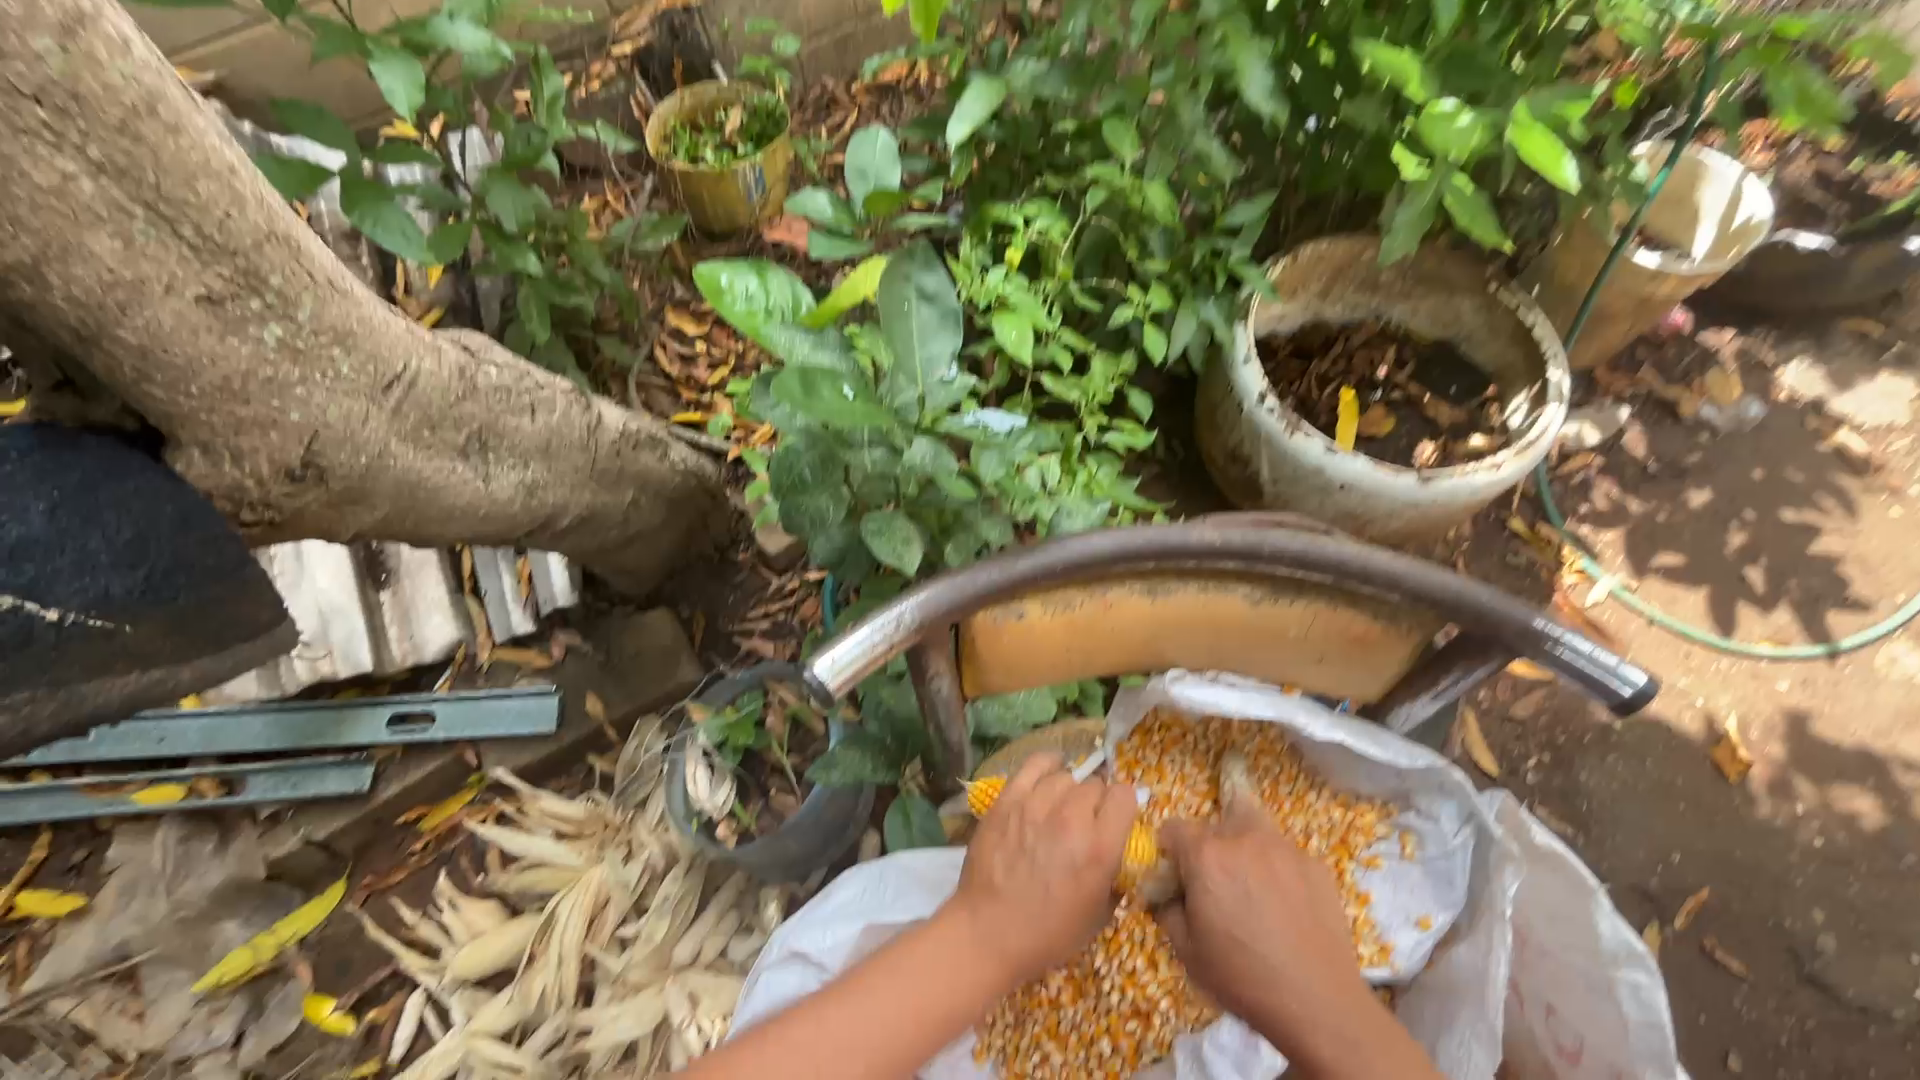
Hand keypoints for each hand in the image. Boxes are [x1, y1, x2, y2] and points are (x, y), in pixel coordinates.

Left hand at [947, 753, 1137, 984]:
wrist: (989, 932)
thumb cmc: (1049, 933)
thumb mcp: (1099, 912)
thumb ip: (1114, 872)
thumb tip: (1117, 847)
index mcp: (1099, 847)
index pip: (1125, 796)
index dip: (1123, 805)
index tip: (1116, 817)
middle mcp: (1070, 818)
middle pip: (1095, 784)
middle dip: (1096, 800)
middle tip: (1086, 820)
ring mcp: (1035, 805)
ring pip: (1065, 775)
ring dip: (1070, 789)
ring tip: (1063, 804)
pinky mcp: (1007, 800)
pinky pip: (1033, 765)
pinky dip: (1046, 764)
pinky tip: (1049, 772)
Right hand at [1155, 768, 1373, 1053]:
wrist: (1319, 1003)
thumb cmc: (1242, 977)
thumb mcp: (1186, 950)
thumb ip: (1166, 908)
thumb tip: (1165, 893)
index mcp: (1206, 855)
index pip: (1172, 828)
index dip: (1169, 852)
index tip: (1176, 878)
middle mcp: (1244, 837)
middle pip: (1215, 822)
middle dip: (1208, 846)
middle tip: (1215, 885)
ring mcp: (1285, 848)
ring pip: (1253, 830)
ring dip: (1244, 849)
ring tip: (1252, 890)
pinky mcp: (1316, 864)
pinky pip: (1285, 855)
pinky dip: (1277, 870)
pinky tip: (1285, 907)